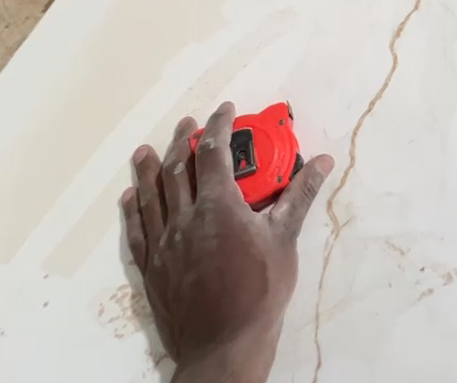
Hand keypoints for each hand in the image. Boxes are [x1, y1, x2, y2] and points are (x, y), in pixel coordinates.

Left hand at [122, 102, 333, 382]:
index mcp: (219, 208)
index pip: (215, 154)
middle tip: (188, 123)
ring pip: (151, 197)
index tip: (226, 110)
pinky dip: (134, 209)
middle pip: (177, 170)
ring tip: (147, 149)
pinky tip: (132, 196)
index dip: (219, 127)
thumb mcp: (285, 238)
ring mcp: (164, 246)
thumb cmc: (260, 290)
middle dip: (182, 142)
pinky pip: (138, 232)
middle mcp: (185, 220)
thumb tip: (323, 160)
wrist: (224, 346)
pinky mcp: (152, 270)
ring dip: (149, 169)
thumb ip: (300, 194)